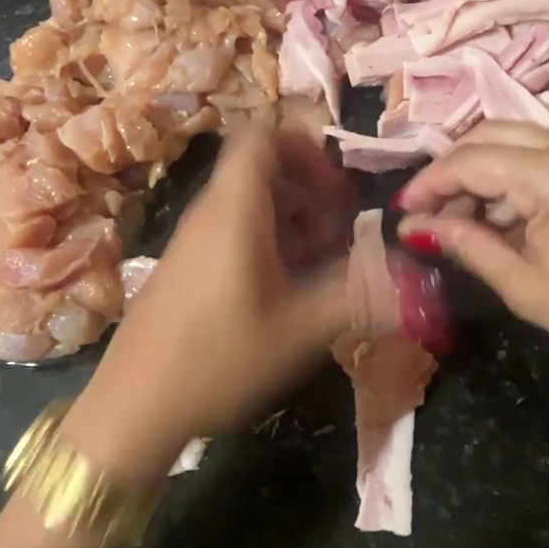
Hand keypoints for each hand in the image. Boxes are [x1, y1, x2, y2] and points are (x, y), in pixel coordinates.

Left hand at [59, 127, 354, 483]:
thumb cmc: (216, 360)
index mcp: (235, 209)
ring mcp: (195, 239)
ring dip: (294, 219)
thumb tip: (418, 276)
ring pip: (252, 202)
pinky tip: (289, 289)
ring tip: (323, 264)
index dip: (306, 149)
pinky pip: (235, 229)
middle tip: (342, 232)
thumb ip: (360, 296)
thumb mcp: (299, 331)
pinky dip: (270, 241)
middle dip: (311, 190)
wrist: (130, 411)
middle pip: (264, 169)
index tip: (338, 191)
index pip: (264, 136)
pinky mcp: (188, 267)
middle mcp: (211, 212)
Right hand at [396, 122, 548, 374]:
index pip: (471, 160)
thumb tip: (414, 227)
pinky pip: (540, 152)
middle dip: (452, 171)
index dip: (429, 184)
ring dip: (480, 171)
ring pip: (514, 139)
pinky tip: (497, 216)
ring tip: (457, 221)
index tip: (402, 213)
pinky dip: (510, 175)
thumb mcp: (525, 286)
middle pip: (490, 135)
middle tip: (427, 214)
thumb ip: (467, 245)